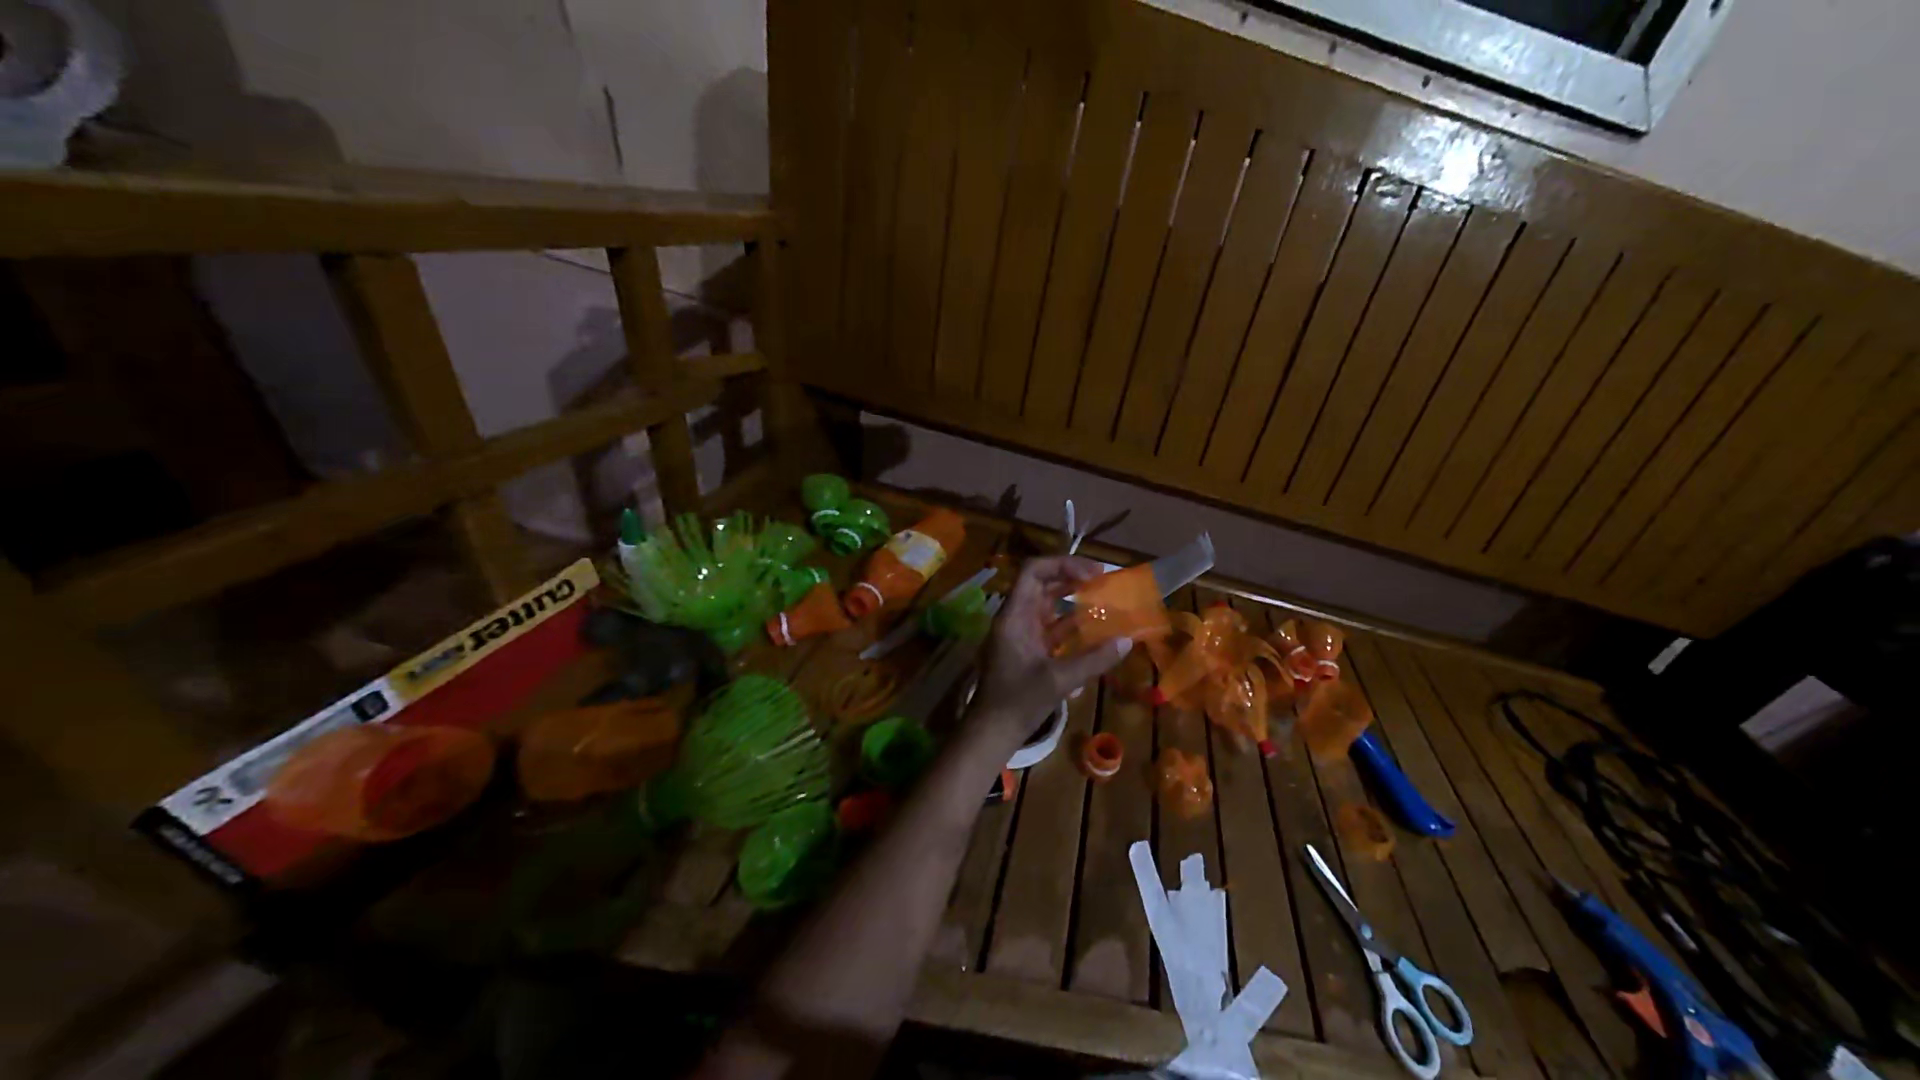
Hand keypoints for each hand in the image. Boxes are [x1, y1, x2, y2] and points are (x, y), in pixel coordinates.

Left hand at [969, 556, 1132, 745]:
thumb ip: (1094, 659)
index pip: (1033, 571)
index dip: (1063, 564)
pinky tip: (1093, 629)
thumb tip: (1127, 641)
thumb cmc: (1019, 701)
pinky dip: (1069, 624)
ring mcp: (1020, 634)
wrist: (992, 731)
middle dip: (1071, 578)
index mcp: (1014, 616)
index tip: (1093, 573)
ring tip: (1103, 599)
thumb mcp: (1059, 680)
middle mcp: (1015, 618)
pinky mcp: (1027, 650)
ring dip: (1072, 600)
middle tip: (1104, 581)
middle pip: (1042, 585)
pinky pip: (1049, 627)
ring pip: (1047, 606)